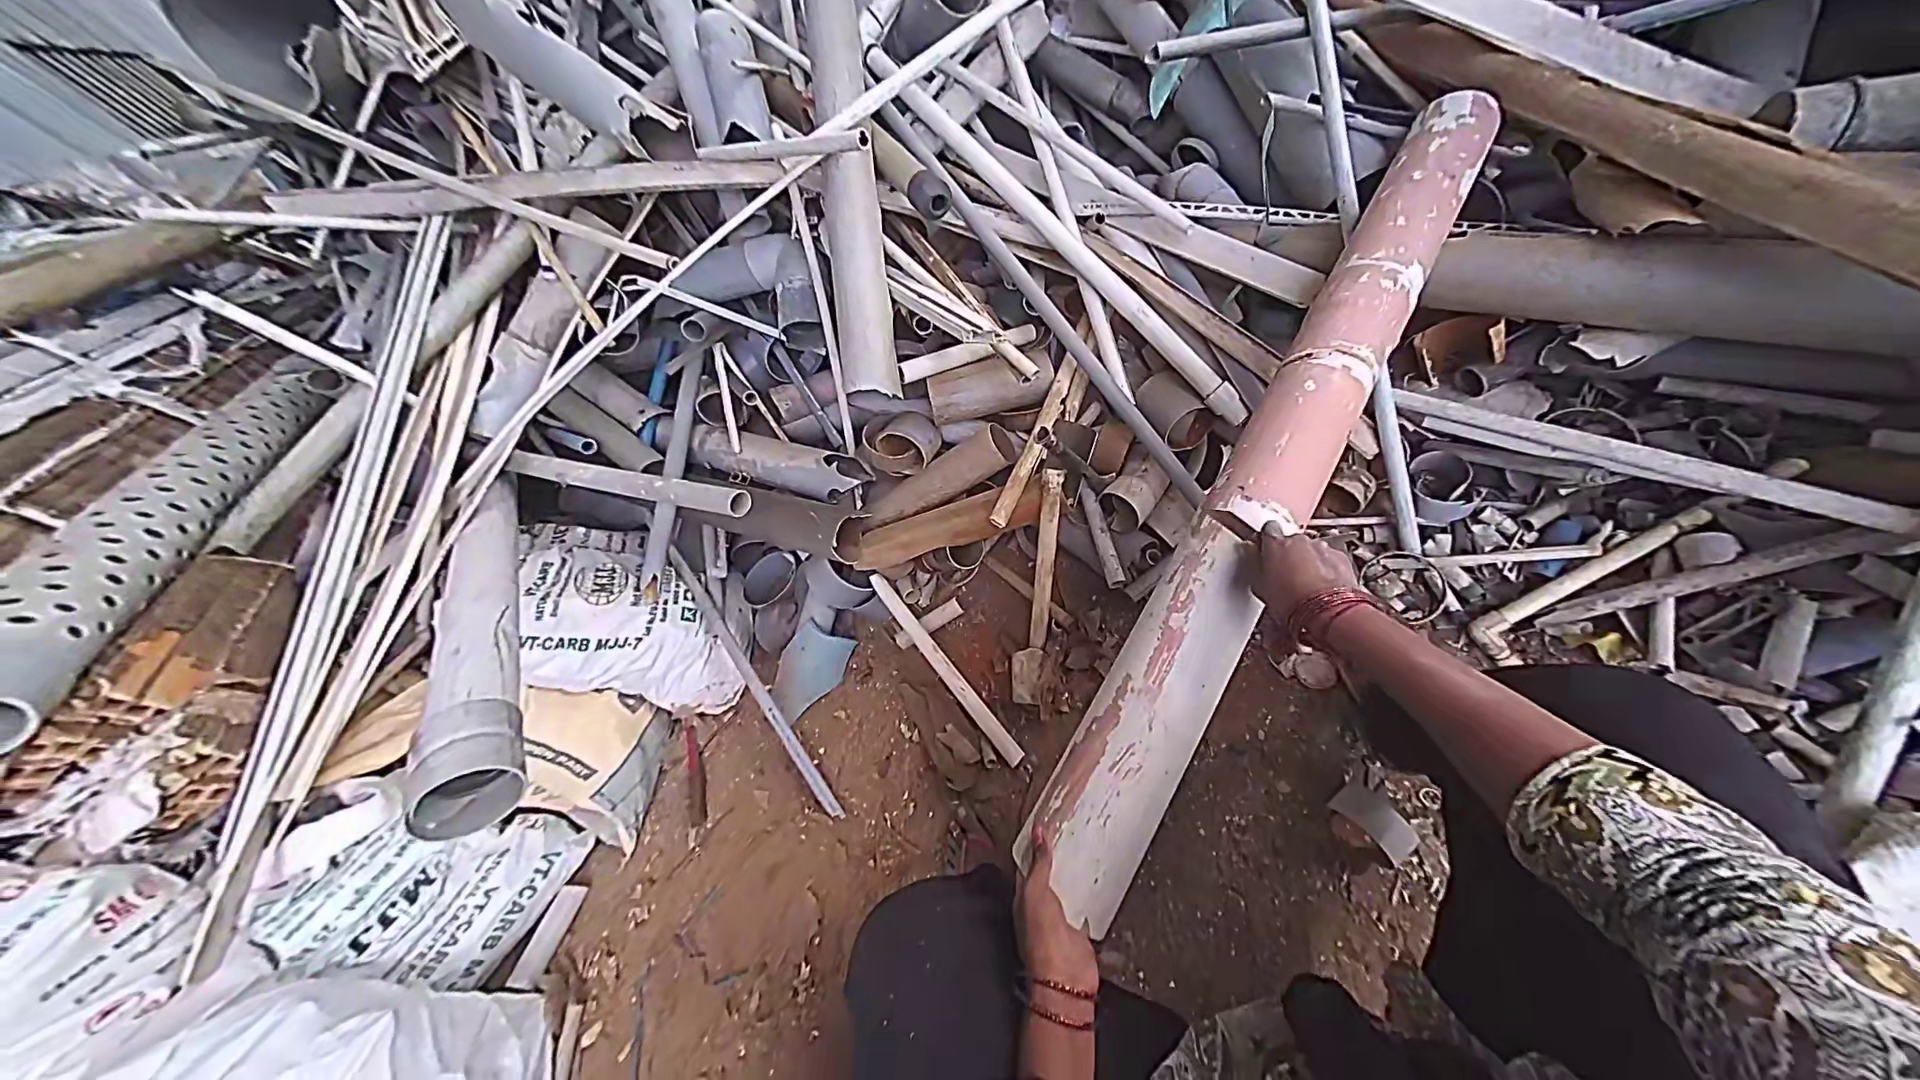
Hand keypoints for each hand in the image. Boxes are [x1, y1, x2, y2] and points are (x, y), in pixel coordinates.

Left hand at [1018, 825, 1098, 992]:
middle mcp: (1039, 905)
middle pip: (1047, 874)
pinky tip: (1097, 878)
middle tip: (1068, 830)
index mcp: (1023, 896)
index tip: (1045, 824)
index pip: (1027, 863)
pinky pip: (1082, 903)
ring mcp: (1059, 917)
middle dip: (1055, 856)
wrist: (1065, 977)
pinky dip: (1088, 891)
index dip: (1034, 844)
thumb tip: (1038, 832)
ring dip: (1071, 872)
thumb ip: (1038, 864)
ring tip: (1084, 847)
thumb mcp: (1035, 892)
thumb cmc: (1042, 935)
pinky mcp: (1077, 927)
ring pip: (1064, 887)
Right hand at [1255, 526, 1360, 618]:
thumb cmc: (1293, 600)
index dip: (1266, 542)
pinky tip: (1320, 587)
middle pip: (1291, 541)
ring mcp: (1322, 548)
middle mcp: (1299, 540)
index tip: (1264, 553)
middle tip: (1283, 576)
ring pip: (1311, 550)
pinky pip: (1329, 559)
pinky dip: (1325, 569)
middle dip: (1288, 554)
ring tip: (1303, 585)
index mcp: (1275, 542)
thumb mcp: (1259, 583)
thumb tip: (1251, 552)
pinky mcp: (1341, 558)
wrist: (1327, 611)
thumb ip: (1254, 560)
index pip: (1268, 530)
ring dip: (1307, 562)